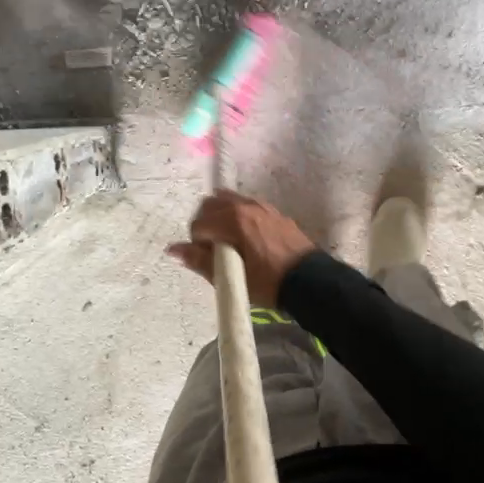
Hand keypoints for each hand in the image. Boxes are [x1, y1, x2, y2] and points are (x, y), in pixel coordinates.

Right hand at [166, 191, 316, 307]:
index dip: (196, 243)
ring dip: (220, 216)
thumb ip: (200, 261)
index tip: (206, 259)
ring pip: (229, 200)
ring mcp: (262, 206)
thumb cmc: (268, 282)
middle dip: (204, 224)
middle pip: (210, 204)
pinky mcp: (274, 212)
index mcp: (233, 219)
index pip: (198, 223)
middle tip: (212, 249)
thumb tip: (173, 249)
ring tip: (227, 241)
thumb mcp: (231, 276)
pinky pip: (247, 205)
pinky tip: (246, 237)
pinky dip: (238, 215)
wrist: (311, 282)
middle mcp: (246, 206)